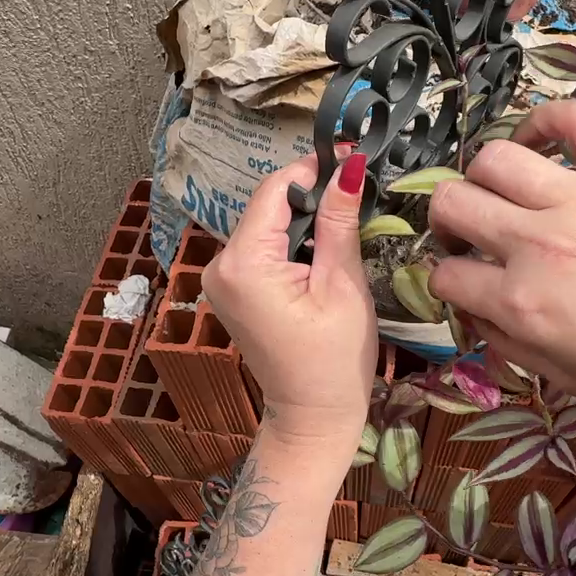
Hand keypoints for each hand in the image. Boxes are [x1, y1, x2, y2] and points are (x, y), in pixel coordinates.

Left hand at [203, 152, 376, 446]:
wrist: (314, 416)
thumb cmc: (336, 359)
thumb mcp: (343, 285)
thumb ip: (338, 222)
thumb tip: (348, 166)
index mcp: (244, 263)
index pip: (273, 191)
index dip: (313, 171)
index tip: (353, 158)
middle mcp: (220, 265)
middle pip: (266, 206)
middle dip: (309, 196)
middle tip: (355, 194)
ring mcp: (221, 280)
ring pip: (264, 225)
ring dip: (302, 219)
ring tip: (343, 228)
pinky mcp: (231, 291)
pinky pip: (260, 249)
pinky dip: (289, 242)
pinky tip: (319, 256)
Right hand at [427, 100, 575, 425]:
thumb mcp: (572, 381)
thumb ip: (511, 345)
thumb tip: (478, 312)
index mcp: (524, 304)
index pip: (445, 277)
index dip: (447, 285)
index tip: (467, 288)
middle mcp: (540, 243)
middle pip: (451, 204)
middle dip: (445, 224)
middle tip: (468, 238)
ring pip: (494, 157)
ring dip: (482, 178)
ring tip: (500, 194)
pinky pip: (574, 118)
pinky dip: (545, 122)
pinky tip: (540, 145)